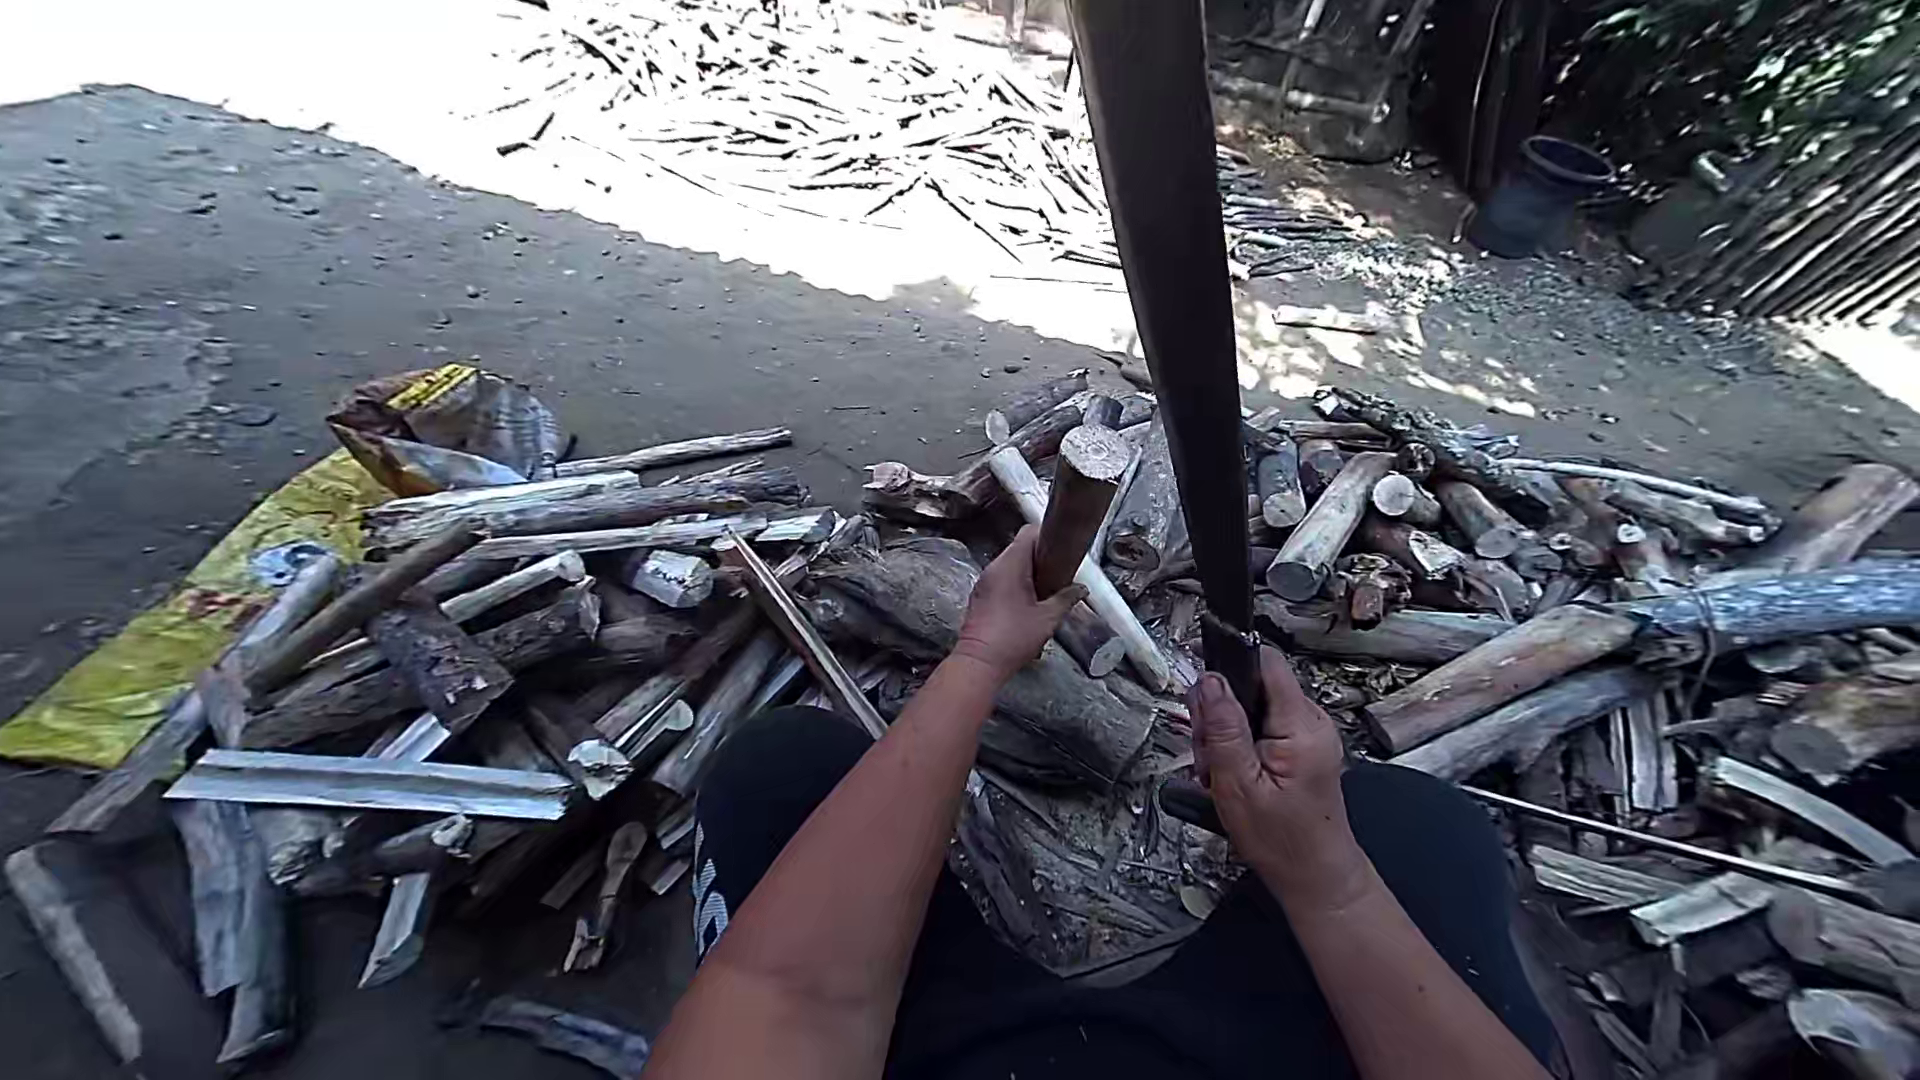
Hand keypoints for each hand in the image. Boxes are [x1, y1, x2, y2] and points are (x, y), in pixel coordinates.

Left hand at [952, 525, 1086, 681]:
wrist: (979, 662)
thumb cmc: (1013, 638)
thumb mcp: (1047, 618)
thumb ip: (1066, 599)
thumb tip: (1081, 589)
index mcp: (1009, 565)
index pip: (1028, 533)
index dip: (1047, 535)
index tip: (1062, 549)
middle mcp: (993, 568)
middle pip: (1019, 548)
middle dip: (1041, 557)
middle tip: (1059, 572)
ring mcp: (984, 581)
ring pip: (1010, 564)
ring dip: (1029, 571)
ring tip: (1047, 588)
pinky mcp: (980, 595)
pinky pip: (1001, 578)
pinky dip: (1016, 582)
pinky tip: (1029, 600)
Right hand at [1188, 647, 1371, 912]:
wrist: (1316, 881)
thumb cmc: (1280, 840)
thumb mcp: (1239, 785)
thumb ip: (1223, 728)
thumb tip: (1209, 679)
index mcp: (1301, 726)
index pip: (1266, 662)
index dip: (1229, 661)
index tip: (1200, 686)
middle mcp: (1310, 720)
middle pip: (1250, 683)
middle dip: (1217, 710)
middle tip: (1208, 753)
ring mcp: (1305, 732)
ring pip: (1248, 704)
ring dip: (1222, 730)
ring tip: (1218, 769)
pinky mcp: (1298, 744)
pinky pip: (1256, 723)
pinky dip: (1235, 740)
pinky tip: (1229, 770)